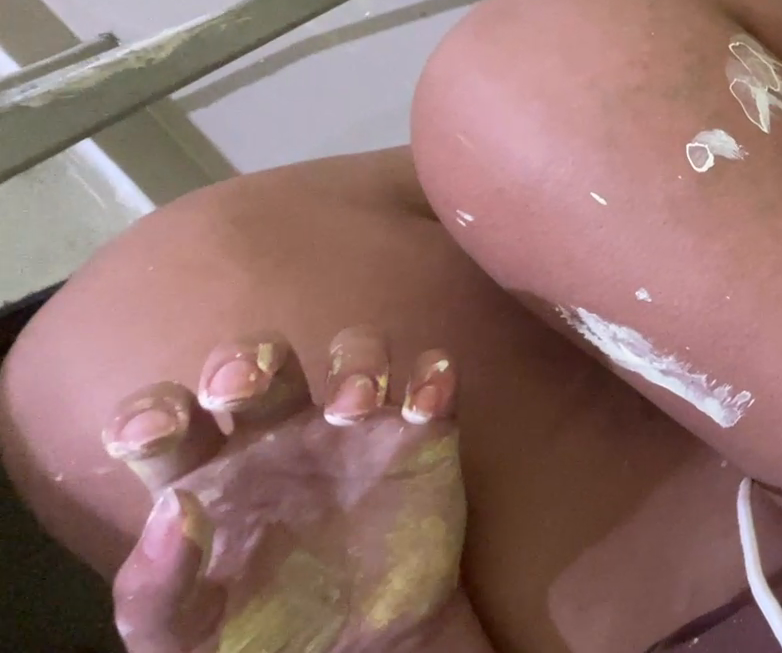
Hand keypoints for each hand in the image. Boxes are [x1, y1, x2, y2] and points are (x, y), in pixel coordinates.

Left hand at [102, 327, 467, 652]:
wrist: (364, 648)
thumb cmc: (262, 635)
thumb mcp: (183, 635)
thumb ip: (156, 586)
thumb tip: (172, 507)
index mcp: (210, 472)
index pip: (169, 415)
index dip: (154, 408)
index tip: (159, 431)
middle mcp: (282, 434)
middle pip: (264, 359)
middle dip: (251, 356)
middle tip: (250, 385)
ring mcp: (359, 428)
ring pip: (358, 350)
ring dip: (356, 360)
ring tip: (354, 406)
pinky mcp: (424, 433)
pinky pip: (435, 380)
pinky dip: (435, 377)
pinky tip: (424, 408)